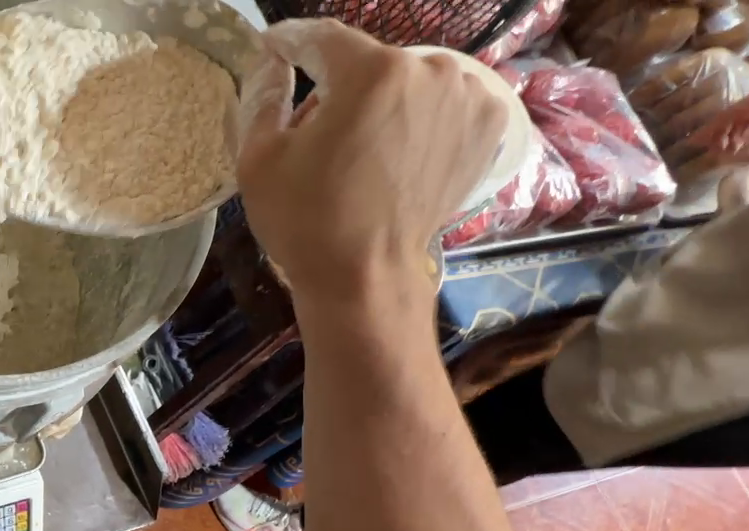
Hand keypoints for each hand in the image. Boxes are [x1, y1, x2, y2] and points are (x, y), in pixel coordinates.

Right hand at [236, 19, 506, 303]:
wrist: (363, 274)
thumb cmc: (303, 219)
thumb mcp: (259, 163)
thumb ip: (263, 101)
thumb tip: (270, 64)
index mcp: (372, 72)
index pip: (324, 38)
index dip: (291, 41)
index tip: (272, 46)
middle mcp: (431, 67)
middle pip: (370, 65)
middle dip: (339, 89)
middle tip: (314, 130)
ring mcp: (469, 94)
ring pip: (408, 84)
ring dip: (381, 104)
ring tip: (359, 149)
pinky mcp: (489, 123)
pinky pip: (443, 105)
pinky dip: (418, 120)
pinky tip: (397, 154)